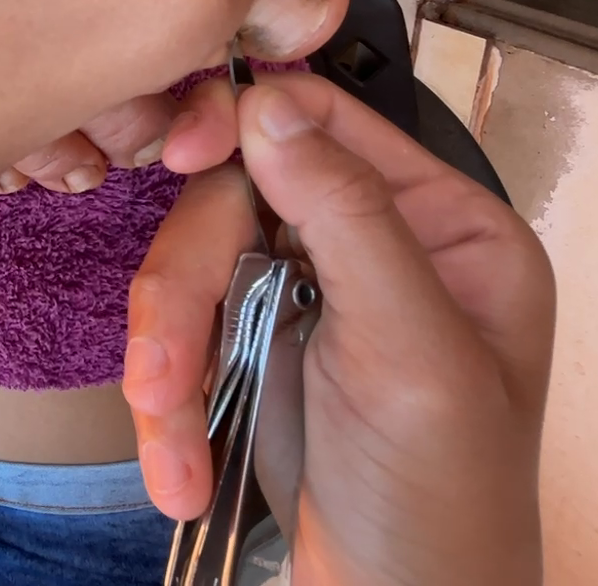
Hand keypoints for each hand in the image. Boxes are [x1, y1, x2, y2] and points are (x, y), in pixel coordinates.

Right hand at [122, 74, 554, 584]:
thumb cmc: (436, 495)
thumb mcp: (409, 355)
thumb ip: (347, 217)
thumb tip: (264, 102)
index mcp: (429, 221)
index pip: (314, 119)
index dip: (236, 123)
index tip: (180, 157)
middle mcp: (352, 237)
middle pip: (223, 199)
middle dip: (184, 294)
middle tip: (161, 385)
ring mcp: (286, 282)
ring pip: (182, 260)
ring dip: (164, 356)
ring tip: (172, 448)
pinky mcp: (233, 327)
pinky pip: (170, 317)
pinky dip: (162, 388)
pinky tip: (176, 458)